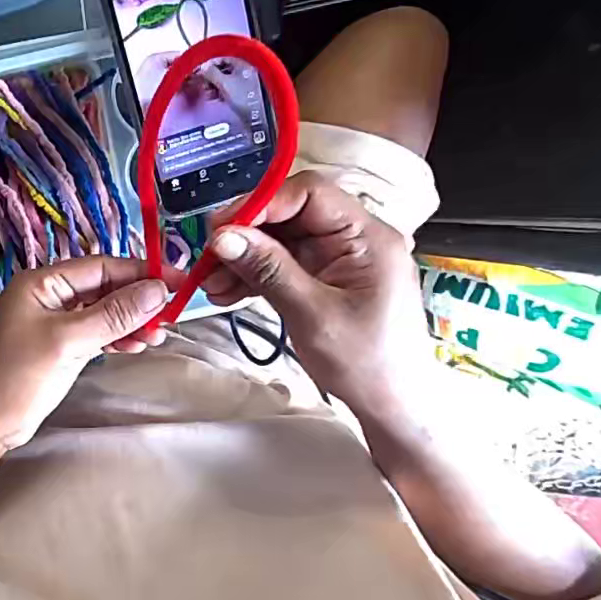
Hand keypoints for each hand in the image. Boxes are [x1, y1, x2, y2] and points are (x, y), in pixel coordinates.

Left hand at [0, 254, 168, 451]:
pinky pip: (96, 333)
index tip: (178, 282)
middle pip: (104, 288)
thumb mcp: (67, 341)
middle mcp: (49, 296)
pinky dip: (117, 338)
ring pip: (103, 312)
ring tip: (156, 337)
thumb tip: (158, 288)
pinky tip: (135, 346)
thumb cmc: (15, 378)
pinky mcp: (59, 347)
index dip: (141, 273)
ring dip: (131, 322)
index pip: (101, 266)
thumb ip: (114, 314)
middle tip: (170, 317)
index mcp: (43, 282)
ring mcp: (54, 323)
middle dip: (138, 300)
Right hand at [200, 171, 424, 410]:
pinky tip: (226, 292)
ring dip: (243, 259)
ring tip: (211, 285)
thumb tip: (223, 237)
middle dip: (245, 236)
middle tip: (209, 258)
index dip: (262, 203)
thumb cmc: (365, 363)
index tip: (222, 227)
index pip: (310, 194)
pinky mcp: (324, 277)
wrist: (391, 405)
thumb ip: (268, 269)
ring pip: (280, 241)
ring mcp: (337, 258)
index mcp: (367, 236)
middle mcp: (354, 238)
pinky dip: (254, 276)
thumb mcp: (312, 314)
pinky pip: (282, 264)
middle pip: (289, 215)